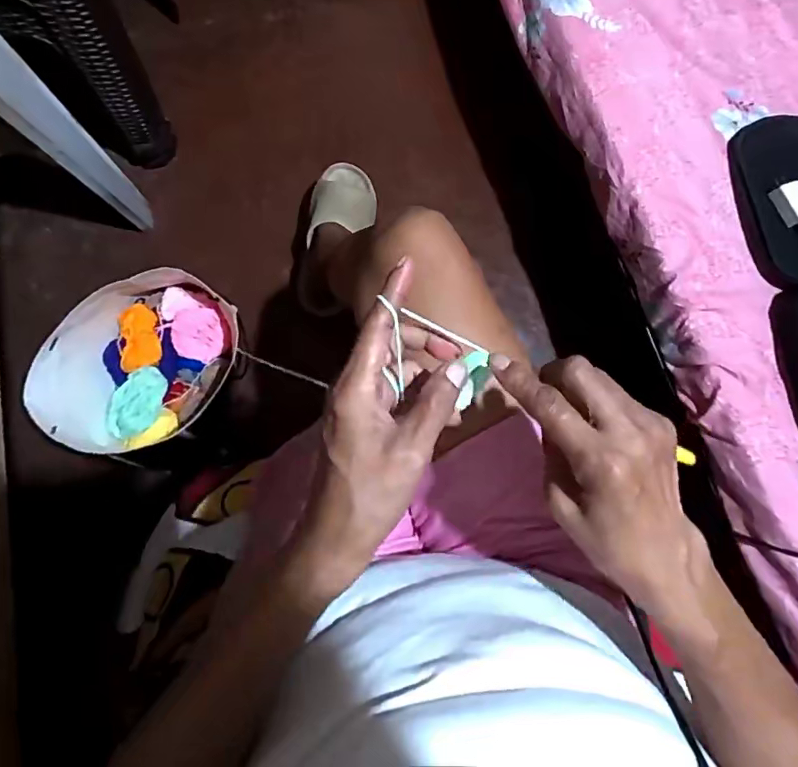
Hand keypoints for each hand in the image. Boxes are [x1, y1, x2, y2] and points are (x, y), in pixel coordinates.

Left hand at [289, 258, 457, 594]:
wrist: (334, 536)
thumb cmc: (371, 492)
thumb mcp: (412, 447)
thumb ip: (436, 402)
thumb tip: (459, 367)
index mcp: (357, 385)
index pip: (377, 325)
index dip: (392, 292)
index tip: (406, 261)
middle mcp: (352, 385)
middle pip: (391, 343)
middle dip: (427, 342)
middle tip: (463, 357)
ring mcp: (356, 401)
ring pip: (395, 367)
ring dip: (427, 369)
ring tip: (459, 383)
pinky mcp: (362, 417)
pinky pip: (393, 389)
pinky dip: (418, 390)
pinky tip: (444, 406)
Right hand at [492, 355, 710, 614]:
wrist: (668, 554)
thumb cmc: (607, 541)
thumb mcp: (561, 505)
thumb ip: (549, 451)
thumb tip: (543, 413)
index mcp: (601, 460)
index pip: (552, 405)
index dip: (521, 381)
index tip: (498, 362)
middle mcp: (629, 431)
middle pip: (581, 371)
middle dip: (552, 372)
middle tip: (542, 392)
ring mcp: (650, 421)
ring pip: (600, 375)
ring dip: (576, 385)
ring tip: (570, 411)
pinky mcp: (661, 420)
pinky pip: (617, 392)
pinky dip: (598, 400)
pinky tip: (598, 426)